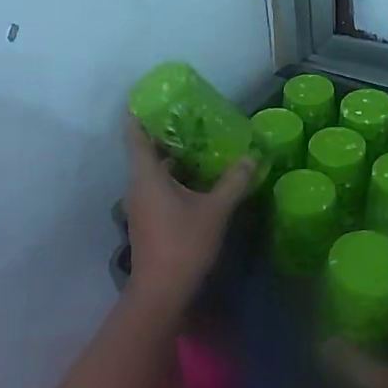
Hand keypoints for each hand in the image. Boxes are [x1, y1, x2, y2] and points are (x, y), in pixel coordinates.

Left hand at [122, 118, 254, 313]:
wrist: (161, 291)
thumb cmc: (183, 244)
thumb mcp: (215, 211)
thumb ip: (233, 182)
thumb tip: (252, 157)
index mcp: (146, 175)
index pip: (135, 133)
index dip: (140, 112)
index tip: (152, 95)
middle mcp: (137, 186)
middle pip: (146, 151)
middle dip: (166, 133)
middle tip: (192, 118)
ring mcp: (140, 205)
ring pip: (153, 172)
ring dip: (173, 158)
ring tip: (201, 144)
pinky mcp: (147, 221)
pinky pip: (158, 188)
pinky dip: (174, 178)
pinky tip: (198, 180)